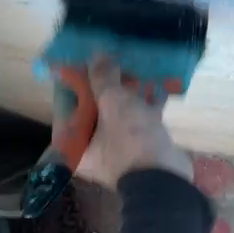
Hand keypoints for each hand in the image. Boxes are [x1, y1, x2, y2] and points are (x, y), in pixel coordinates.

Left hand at [74, 56, 194, 185]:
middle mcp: (91, 147)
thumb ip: (103, 77)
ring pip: (119, 112)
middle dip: (107, 82)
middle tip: (115, 58)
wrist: (165, 178)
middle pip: (94, 107)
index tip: (87, 58)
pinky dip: (148, 103)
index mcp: (74, 142)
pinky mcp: (141, 147)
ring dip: (130, 91)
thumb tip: (97, 54)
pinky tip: (160, 83)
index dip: (77, 79)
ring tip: (139, 66)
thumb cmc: (130, 141)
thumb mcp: (114, 102)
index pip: (68, 103)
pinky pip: (139, 120)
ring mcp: (118, 148)